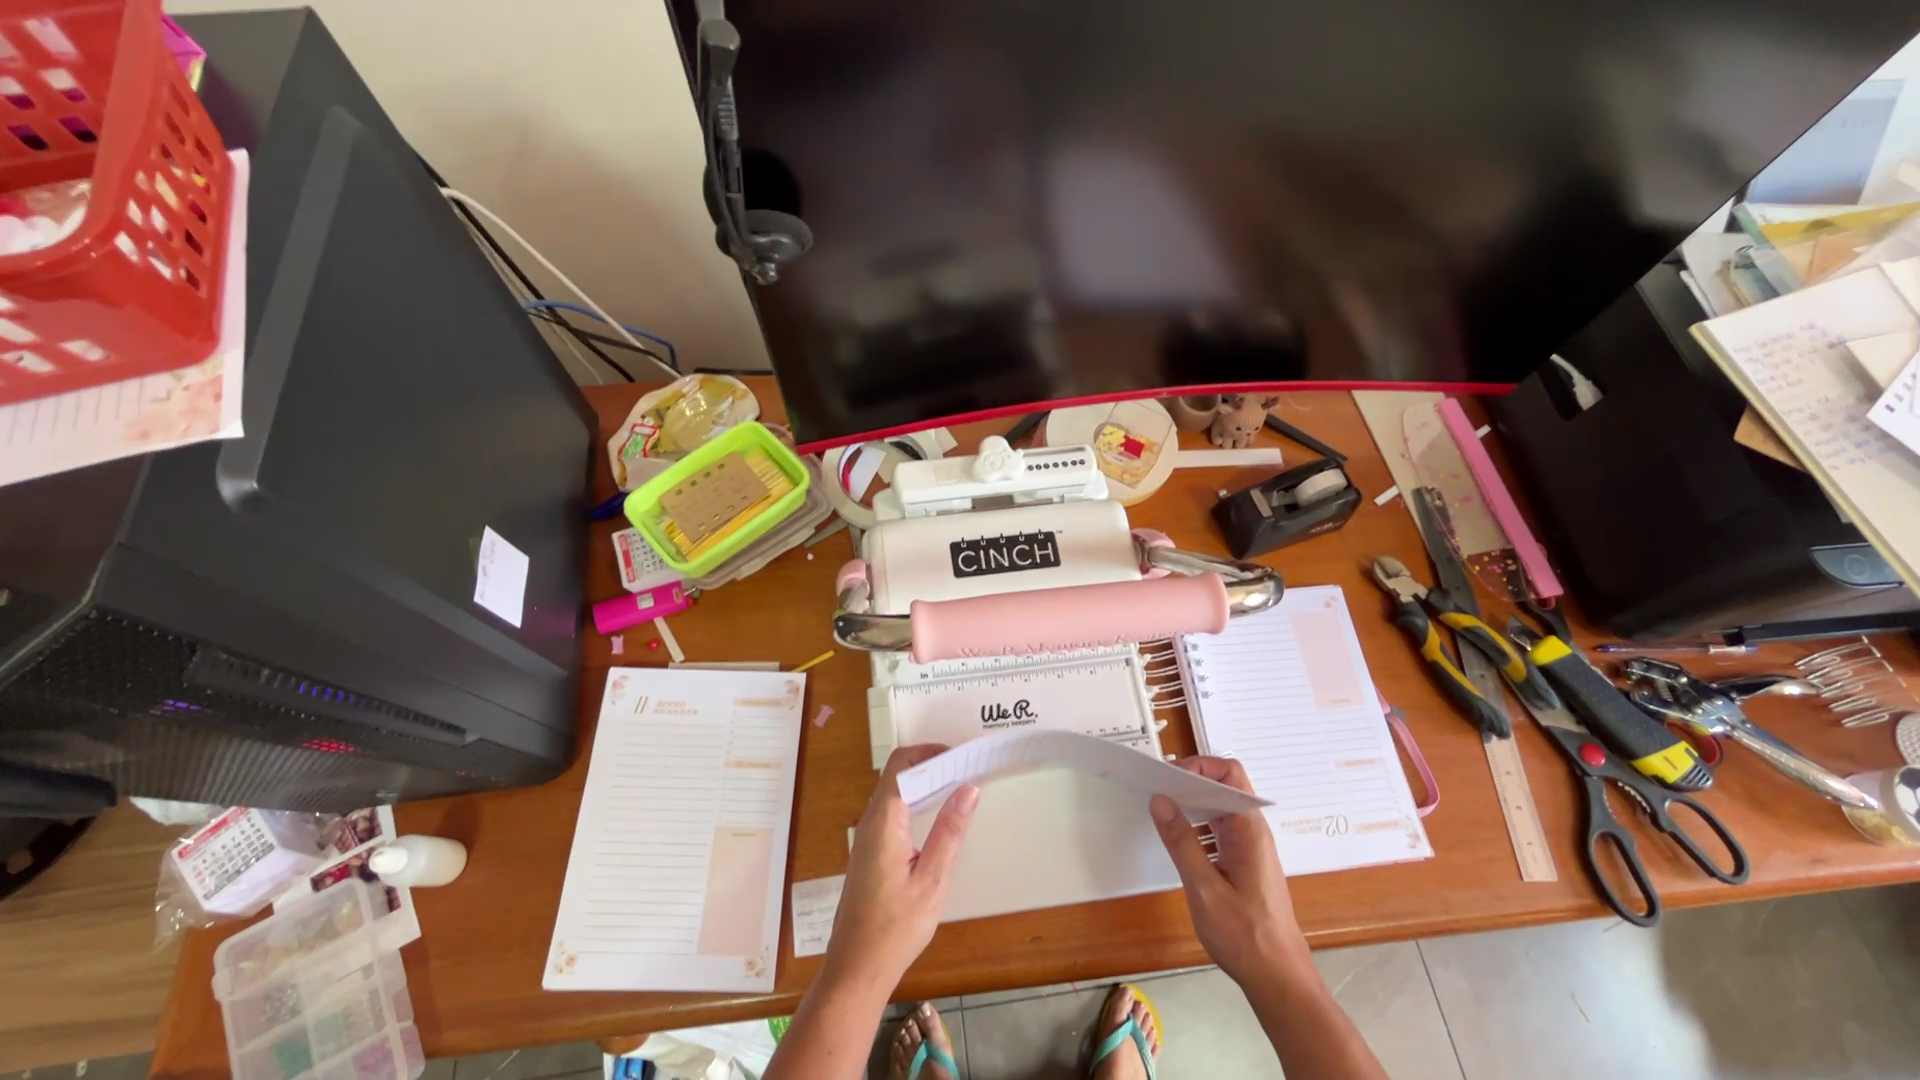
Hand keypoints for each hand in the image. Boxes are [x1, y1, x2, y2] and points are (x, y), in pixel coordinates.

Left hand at [824, 745, 978, 992]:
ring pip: (893, 795)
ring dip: (923, 784)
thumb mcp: (932, 880)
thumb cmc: (895, 928)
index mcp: (883, 822)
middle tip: (966, 768)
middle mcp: (870, 823)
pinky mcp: (869, 854)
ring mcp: (866, 839)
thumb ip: (950, 831)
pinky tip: (936, 818)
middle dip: (930, 764)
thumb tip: (968, 789)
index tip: (961, 755)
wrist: (857, 968)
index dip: (929, 751)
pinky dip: (915, 804)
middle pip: (896, 775)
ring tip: (957, 787)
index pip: (902, 765)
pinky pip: (891, 813)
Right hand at [1149, 756, 1308, 990]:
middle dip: (1189, 782)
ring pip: (1220, 809)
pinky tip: (1176, 839)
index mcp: (1249, 830)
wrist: (1278, 978)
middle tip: (1155, 790)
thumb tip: (1160, 800)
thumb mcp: (1204, 888)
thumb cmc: (1245, 935)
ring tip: (1160, 810)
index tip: (1166, 777)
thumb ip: (1181, 842)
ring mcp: (1249, 848)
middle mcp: (1252, 832)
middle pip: (1223, 787)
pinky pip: (1219, 830)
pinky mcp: (1243, 863)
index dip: (1198, 766)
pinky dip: (1196, 826)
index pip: (1229, 774)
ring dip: (1191, 804)